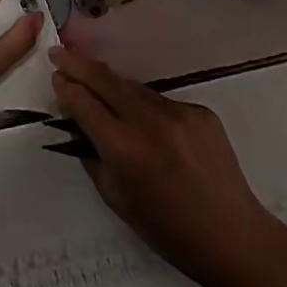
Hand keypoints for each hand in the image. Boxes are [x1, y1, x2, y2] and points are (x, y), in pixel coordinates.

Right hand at [50, 45, 286, 286]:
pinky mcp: (201, 111)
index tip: (54, 76)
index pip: (85, 105)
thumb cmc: (167, 228)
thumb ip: (94, 156)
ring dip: (111, 84)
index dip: (66, 88)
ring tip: (94, 80)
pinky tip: (141, 118)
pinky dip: (144, 105)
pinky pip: (161, 102)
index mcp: (125, 149)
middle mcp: (151, 122)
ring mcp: (180, 113)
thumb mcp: (116, 198)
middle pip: (107, 81)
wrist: (231, 234)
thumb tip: (79, 127)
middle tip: (59, 52)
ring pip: (135, 88)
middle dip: (79, 65)